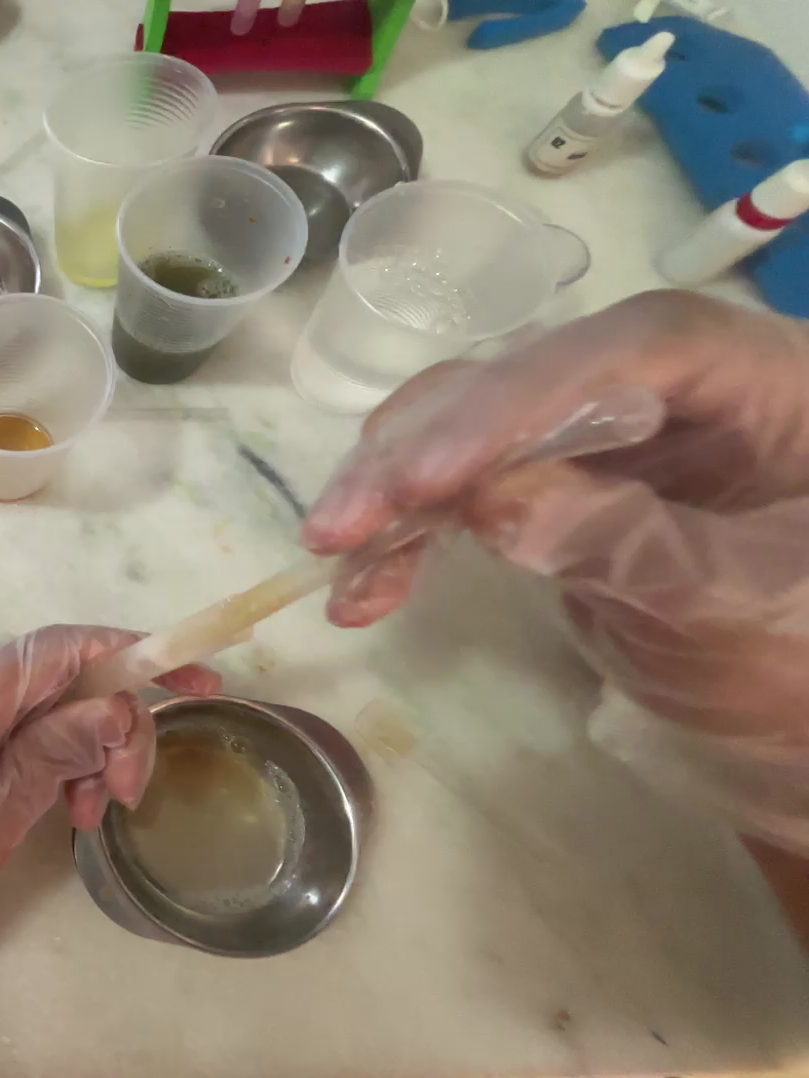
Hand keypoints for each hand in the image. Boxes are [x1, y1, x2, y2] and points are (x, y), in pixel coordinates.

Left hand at [0, 626, 217, 980]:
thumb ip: (54, 750)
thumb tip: (118, 705)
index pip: (56, 647)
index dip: (125, 650)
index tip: (190, 678)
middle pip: (66, 674)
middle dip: (114, 723)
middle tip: (130, 789)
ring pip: (60, 703)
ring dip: (94, 749)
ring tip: (98, 810)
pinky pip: (35, 726)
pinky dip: (67, 760)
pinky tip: (77, 808)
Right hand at [302, 291, 808, 845]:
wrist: (790, 712)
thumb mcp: (742, 605)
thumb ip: (624, 540)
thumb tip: (484, 499)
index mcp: (762, 383)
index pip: (630, 349)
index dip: (515, 400)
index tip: (426, 480)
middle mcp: (658, 390)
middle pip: (506, 387)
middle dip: (410, 456)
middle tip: (336, 527)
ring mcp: (582, 438)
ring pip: (450, 433)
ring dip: (380, 497)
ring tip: (331, 558)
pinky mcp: (530, 485)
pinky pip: (439, 495)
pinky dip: (392, 542)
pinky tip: (360, 594)